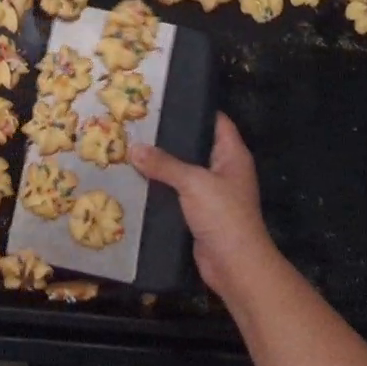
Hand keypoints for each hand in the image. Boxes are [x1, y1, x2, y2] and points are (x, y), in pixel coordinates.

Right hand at [130, 113, 277, 298]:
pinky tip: (137, 179)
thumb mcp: (193, 183)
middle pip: (195, 144)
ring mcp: (211, 192)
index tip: (166, 98)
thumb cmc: (223, 215)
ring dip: (162, 164)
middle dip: (170, 136)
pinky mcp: (199, 213)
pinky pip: (177, 193)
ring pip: (183, 170)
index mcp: (232, 154)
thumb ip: (164, 164)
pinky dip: (161, 187)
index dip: (195, 106)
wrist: (235, 267)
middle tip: (139, 122)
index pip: (215, 120)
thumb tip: (134, 148)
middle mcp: (223, 169)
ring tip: (131, 146)